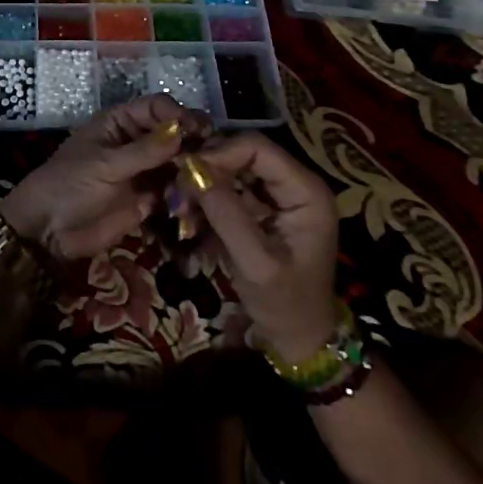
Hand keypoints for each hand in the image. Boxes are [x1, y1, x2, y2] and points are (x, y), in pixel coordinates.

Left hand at [1, 95, 208, 260]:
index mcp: (119, 123)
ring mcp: (145, 171)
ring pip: (180, 162)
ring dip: (196, 168)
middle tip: (216, 156)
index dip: (178, 114)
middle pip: (174, 133)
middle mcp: (135, 142)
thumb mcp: (104, 165)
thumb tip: (181, 131)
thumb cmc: (68, 185)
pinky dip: (189, 193)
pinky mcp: (150, 199)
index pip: (156, 107)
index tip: (196, 130)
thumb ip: (143, 151)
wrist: (49, 229)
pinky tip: (201, 199)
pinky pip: (176, 191)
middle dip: (194, 141)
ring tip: (212, 179)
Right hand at [173, 132, 339, 360]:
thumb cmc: (286, 302)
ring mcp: (275, 195)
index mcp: (305, 192)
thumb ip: (228, 216)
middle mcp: (292, 184)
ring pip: (229, 168)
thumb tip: (193, 173)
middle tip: (176, 194)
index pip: (257, 148)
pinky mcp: (259, 207)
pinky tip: (187, 218)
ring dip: (200, 185)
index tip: (185, 175)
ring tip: (179, 211)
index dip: (219, 154)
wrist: (299, 335)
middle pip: (240, 153)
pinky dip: (204, 199)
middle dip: (205, 169)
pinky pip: (226, 188)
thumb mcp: (256, 263)